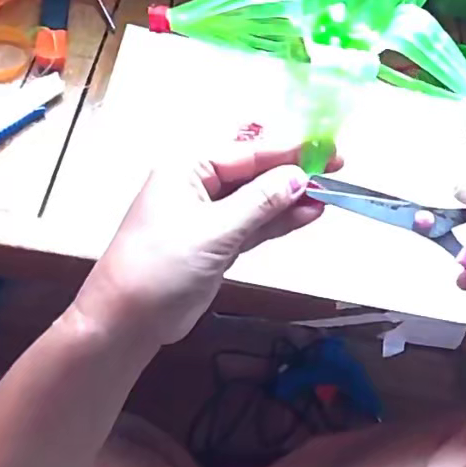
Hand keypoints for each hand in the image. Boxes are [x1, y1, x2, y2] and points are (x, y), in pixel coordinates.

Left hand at [74, 134, 337, 345]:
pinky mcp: (215, 242)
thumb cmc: (160, 266)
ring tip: (330, 194)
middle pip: (252, 171)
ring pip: (256, 199)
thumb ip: (259, 202)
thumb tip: (298, 176)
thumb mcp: (214, 231)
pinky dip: (278, 221)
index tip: (328, 149)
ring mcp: (207, 215)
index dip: (288, 149)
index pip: (245, 151)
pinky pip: (252, 224)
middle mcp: (196, 184)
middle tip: (337, 168)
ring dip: (289, 198)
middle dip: (291, 171)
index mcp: (186, 167)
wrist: (127, 318)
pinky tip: (307, 214)